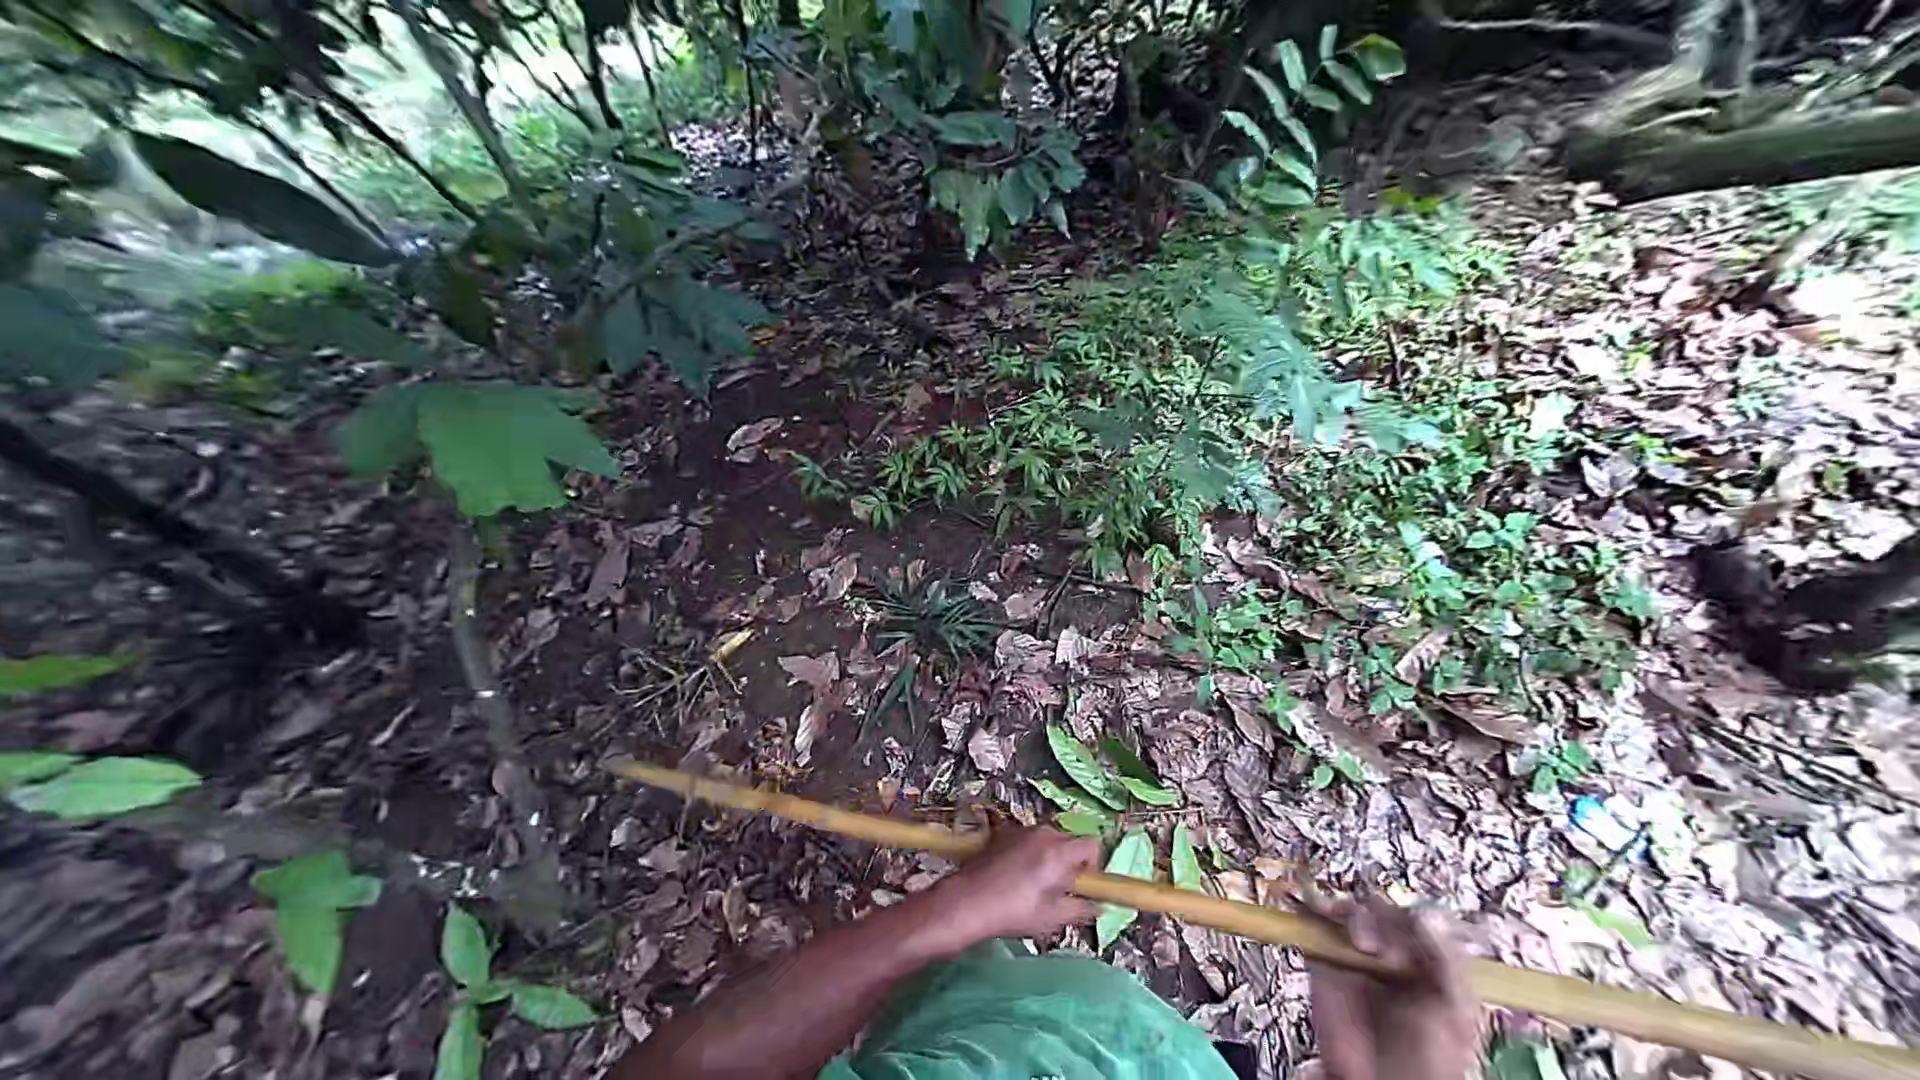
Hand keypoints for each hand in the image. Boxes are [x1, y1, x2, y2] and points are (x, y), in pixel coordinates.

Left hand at [924, 827, 1098, 946]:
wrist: (968, 900)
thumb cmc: (1015, 910)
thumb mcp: (1053, 917)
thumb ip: (1081, 908)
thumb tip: (1097, 906)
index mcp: (1059, 851)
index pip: (1092, 845)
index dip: (1094, 865)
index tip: (1083, 886)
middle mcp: (1042, 833)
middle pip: (1070, 842)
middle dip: (1071, 863)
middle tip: (1059, 890)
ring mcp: (1021, 830)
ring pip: (1048, 840)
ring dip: (1050, 858)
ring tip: (1035, 885)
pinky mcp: (1004, 833)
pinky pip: (1029, 839)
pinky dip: (1031, 853)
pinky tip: (1016, 876)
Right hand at [1307, 895, 1478, 1079]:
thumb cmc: (1427, 1062)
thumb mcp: (1454, 1012)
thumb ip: (1447, 962)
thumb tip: (1427, 914)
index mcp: (1428, 965)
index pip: (1419, 921)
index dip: (1416, 920)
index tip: (1417, 928)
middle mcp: (1391, 955)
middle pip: (1383, 911)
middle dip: (1386, 922)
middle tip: (1391, 953)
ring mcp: (1356, 956)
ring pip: (1351, 913)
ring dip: (1357, 918)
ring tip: (1364, 945)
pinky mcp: (1325, 960)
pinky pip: (1317, 926)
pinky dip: (1316, 912)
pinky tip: (1325, 912)